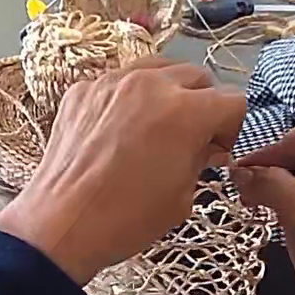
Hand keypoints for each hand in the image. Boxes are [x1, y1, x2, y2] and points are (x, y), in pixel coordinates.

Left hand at [0, 58, 246, 283]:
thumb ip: (201, 161)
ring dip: (169, 94)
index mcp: (185, 113)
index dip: (232, 129)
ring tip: (157, 128)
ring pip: (158, 69)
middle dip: (203, 106)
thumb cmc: (127, 220)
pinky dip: (130, 99)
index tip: (217, 151)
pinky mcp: (82, 90)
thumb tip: (207, 147)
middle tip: (191, 139)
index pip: (232, 101)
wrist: (63, 226)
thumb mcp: (180, 199)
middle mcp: (150, 84)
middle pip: (197, 77)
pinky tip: (120, 131)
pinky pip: (119, 81)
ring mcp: (112, 82)